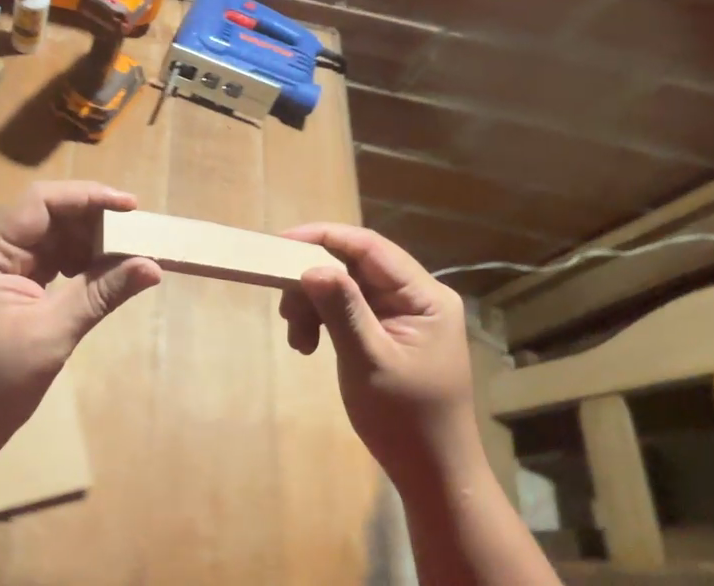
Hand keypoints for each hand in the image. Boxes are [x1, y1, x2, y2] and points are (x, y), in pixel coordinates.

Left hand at [0, 181, 162, 473]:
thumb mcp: (51, 336)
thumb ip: (100, 294)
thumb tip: (151, 266)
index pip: (39, 203)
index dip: (87, 197)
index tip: (131, 206)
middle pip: (43, 218)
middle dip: (90, 221)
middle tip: (136, 233)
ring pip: (44, 241)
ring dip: (83, 244)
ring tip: (126, 254)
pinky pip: (40, 265)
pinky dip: (71, 267)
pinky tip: (99, 275)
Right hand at [277, 223, 478, 488]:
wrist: (433, 476)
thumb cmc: (406, 421)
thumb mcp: (369, 363)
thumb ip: (343, 310)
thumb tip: (311, 266)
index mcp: (426, 296)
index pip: (370, 247)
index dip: (324, 237)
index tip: (279, 244)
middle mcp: (417, 296)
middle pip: (355, 266)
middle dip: (314, 282)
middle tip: (284, 309)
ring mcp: (403, 314)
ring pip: (346, 287)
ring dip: (314, 305)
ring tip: (297, 340)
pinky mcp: (388, 331)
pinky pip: (348, 309)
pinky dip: (323, 321)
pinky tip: (307, 345)